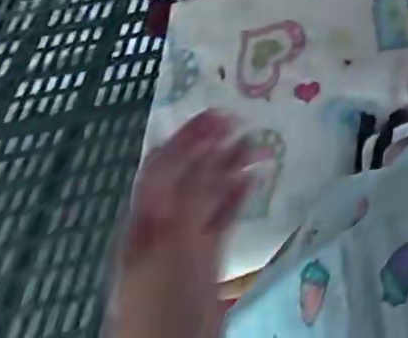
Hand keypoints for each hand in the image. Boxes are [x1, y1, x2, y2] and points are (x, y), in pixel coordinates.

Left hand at [110, 110, 249, 337]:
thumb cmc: (165, 296)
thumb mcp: (175, 242)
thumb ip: (191, 196)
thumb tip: (212, 148)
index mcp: (146, 219)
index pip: (162, 166)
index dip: (188, 137)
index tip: (221, 112)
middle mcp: (162, 224)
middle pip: (187, 174)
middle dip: (214, 145)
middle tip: (247, 120)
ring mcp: (184, 240)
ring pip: (208, 191)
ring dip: (232, 164)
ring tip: (261, 144)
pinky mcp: (206, 255)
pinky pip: (223, 214)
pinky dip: (240, 192)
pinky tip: (258, 177)